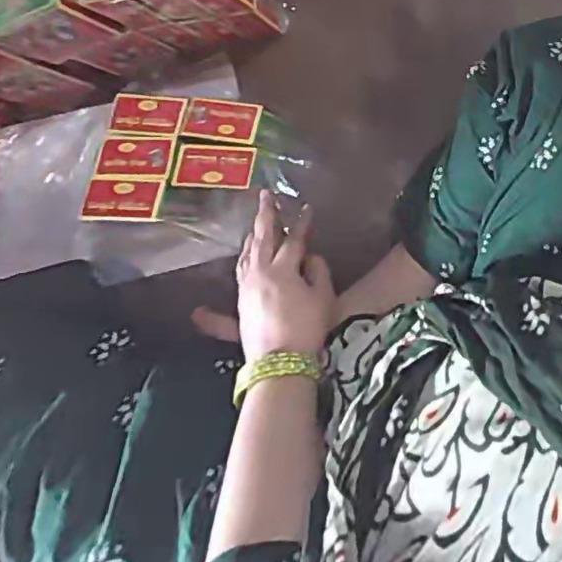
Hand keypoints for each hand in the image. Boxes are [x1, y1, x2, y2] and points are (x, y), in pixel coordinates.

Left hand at [230, 190, 334, 358]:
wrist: (280, 366)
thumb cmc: (307, 329)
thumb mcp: (323, 297)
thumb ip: (318, 270)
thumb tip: (310, 257)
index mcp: (281, 269)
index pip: (294, 239)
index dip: (302, 222)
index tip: (307, 208)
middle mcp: (259, 273)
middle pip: (262, 238)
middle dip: (266, 215)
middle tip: (266, 196)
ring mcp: (246, 288)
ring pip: (246, 254)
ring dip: (253, 235)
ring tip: (257, 223)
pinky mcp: (240, 304)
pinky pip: (239, 273)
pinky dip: (242, 259)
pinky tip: (243, 256)